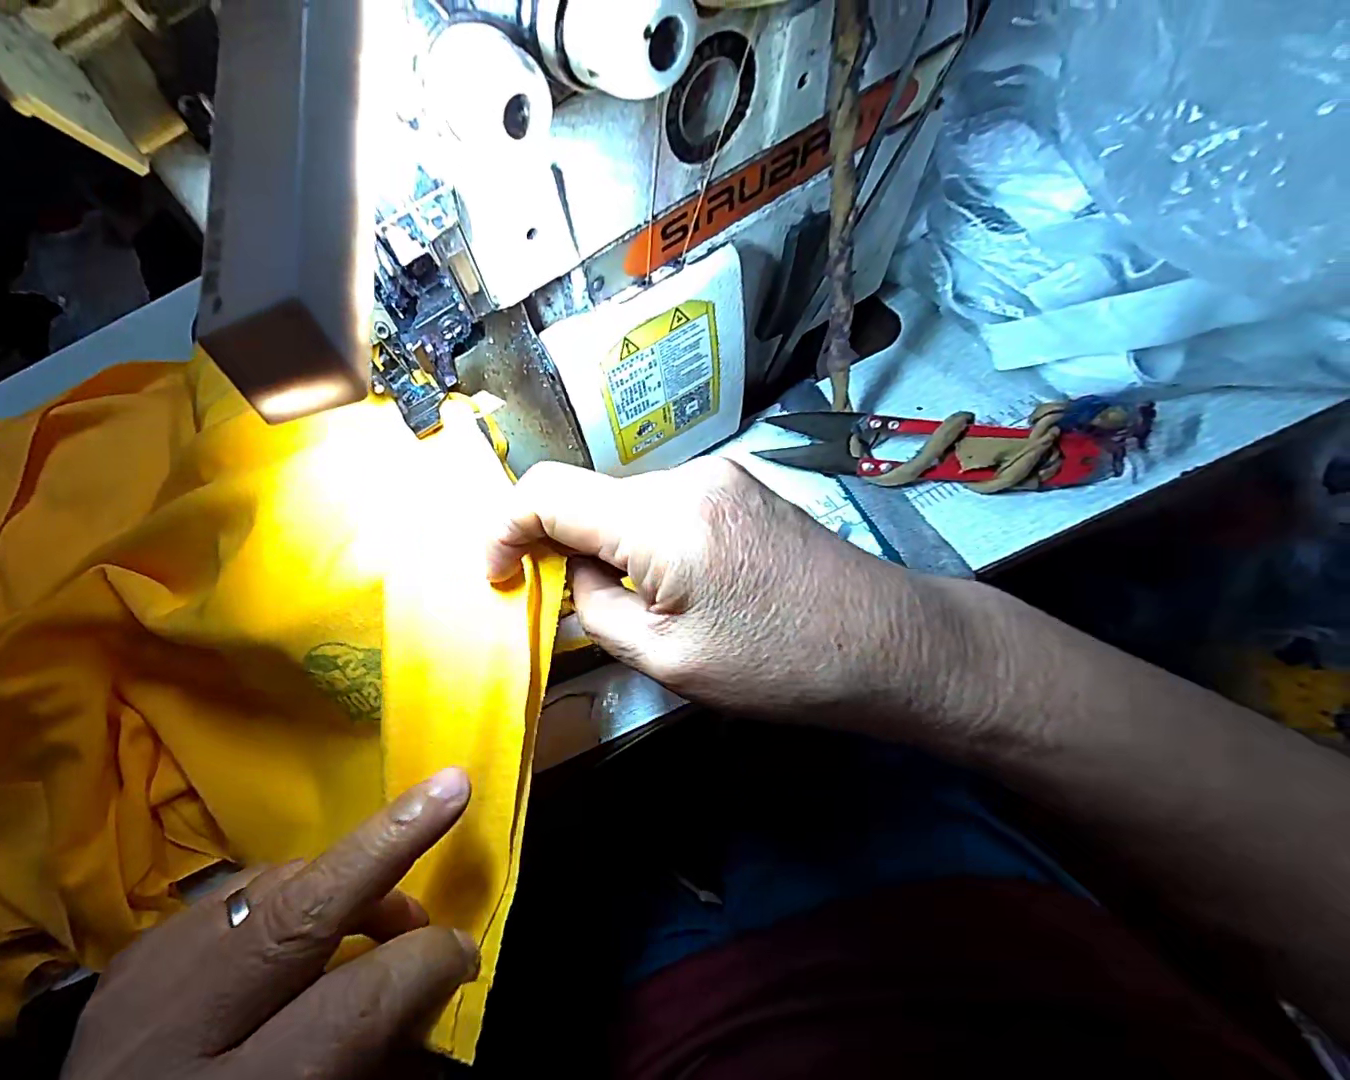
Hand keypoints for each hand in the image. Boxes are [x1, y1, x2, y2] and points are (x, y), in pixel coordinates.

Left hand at [62, 768, 478, 1079]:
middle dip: (382, 844)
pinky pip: (225, 896)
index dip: (418, 968)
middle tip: (448, 791)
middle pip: (296, 910)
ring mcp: (142, 980)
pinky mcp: (128, 959)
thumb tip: (421, 987)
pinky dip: (283, 894)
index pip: (347, 1009)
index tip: (464, 949)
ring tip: (387, 905)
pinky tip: (310, 911)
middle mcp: (178, 1026)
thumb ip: (361, 1062)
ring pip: (262, 888)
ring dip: (338, 879)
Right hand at [485, 458, 973, 732]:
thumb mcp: (666, 659)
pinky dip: (632, 538)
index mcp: (663, 522)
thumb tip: (572, 573)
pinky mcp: (729, 483)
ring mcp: (712, 474)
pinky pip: (650, 504)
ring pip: (614, 501)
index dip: (503, 529)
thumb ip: (594, 607)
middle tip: (562, 601)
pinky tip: (666, 581)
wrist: (899, 644)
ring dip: (598, 545)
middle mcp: (683, 478)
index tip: (497, 574)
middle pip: (580, 496)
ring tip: (630, 601)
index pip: (546, 492)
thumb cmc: (782, 666)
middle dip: (555, 545)